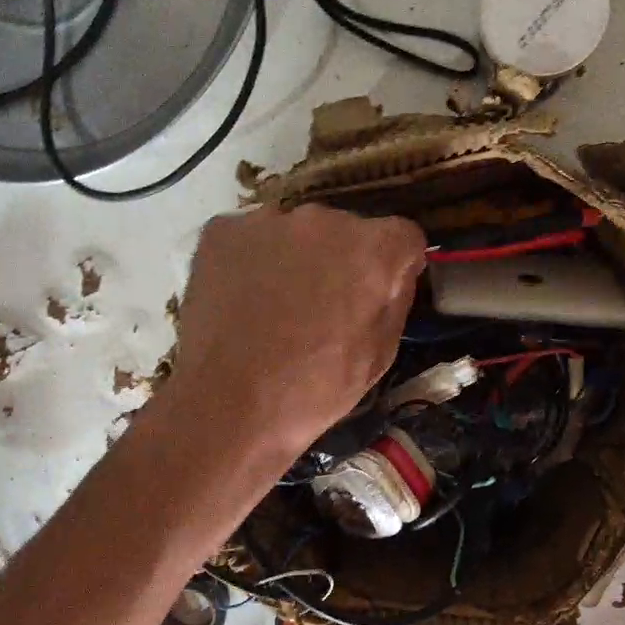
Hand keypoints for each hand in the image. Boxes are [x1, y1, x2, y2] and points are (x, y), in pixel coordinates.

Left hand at [165, 204, 425, 455]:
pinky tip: (241, 301)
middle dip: (342, 260)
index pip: (402, 236)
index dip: (396, 264)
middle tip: (323, 306)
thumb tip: (394, 275)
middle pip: (345, 231)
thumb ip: (395, 301)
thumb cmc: (315, 389)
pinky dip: (250, 261)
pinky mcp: (222, 230)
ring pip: (295, 232)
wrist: (229, 404)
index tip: (381, 291)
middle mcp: (324, 220)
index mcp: (373, 250)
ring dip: (296, 258)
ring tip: (275, 307)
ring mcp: (268, 220)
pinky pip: (250, 238)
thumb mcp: (380, 355)